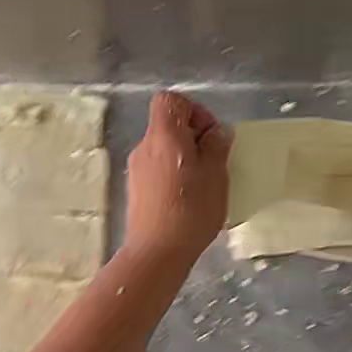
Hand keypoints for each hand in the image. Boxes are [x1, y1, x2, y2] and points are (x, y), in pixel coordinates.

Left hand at [124, 91, 230, 262]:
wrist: (156, 251)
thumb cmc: (190, 210)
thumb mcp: (215, 175)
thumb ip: (216, 147)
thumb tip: (216, 132)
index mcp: (163, 136)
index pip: (170, 100)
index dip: (194, 109)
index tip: (210, 135)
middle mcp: (144, 147)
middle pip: (167, 125)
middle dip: (193, 136)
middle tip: (213, 161)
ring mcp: (136, 169)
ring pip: (163, 149)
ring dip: (184, 157)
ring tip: (202, 183)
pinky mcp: (134, 189)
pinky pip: (157, 168)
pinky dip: (173, 173)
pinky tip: (187, 198)